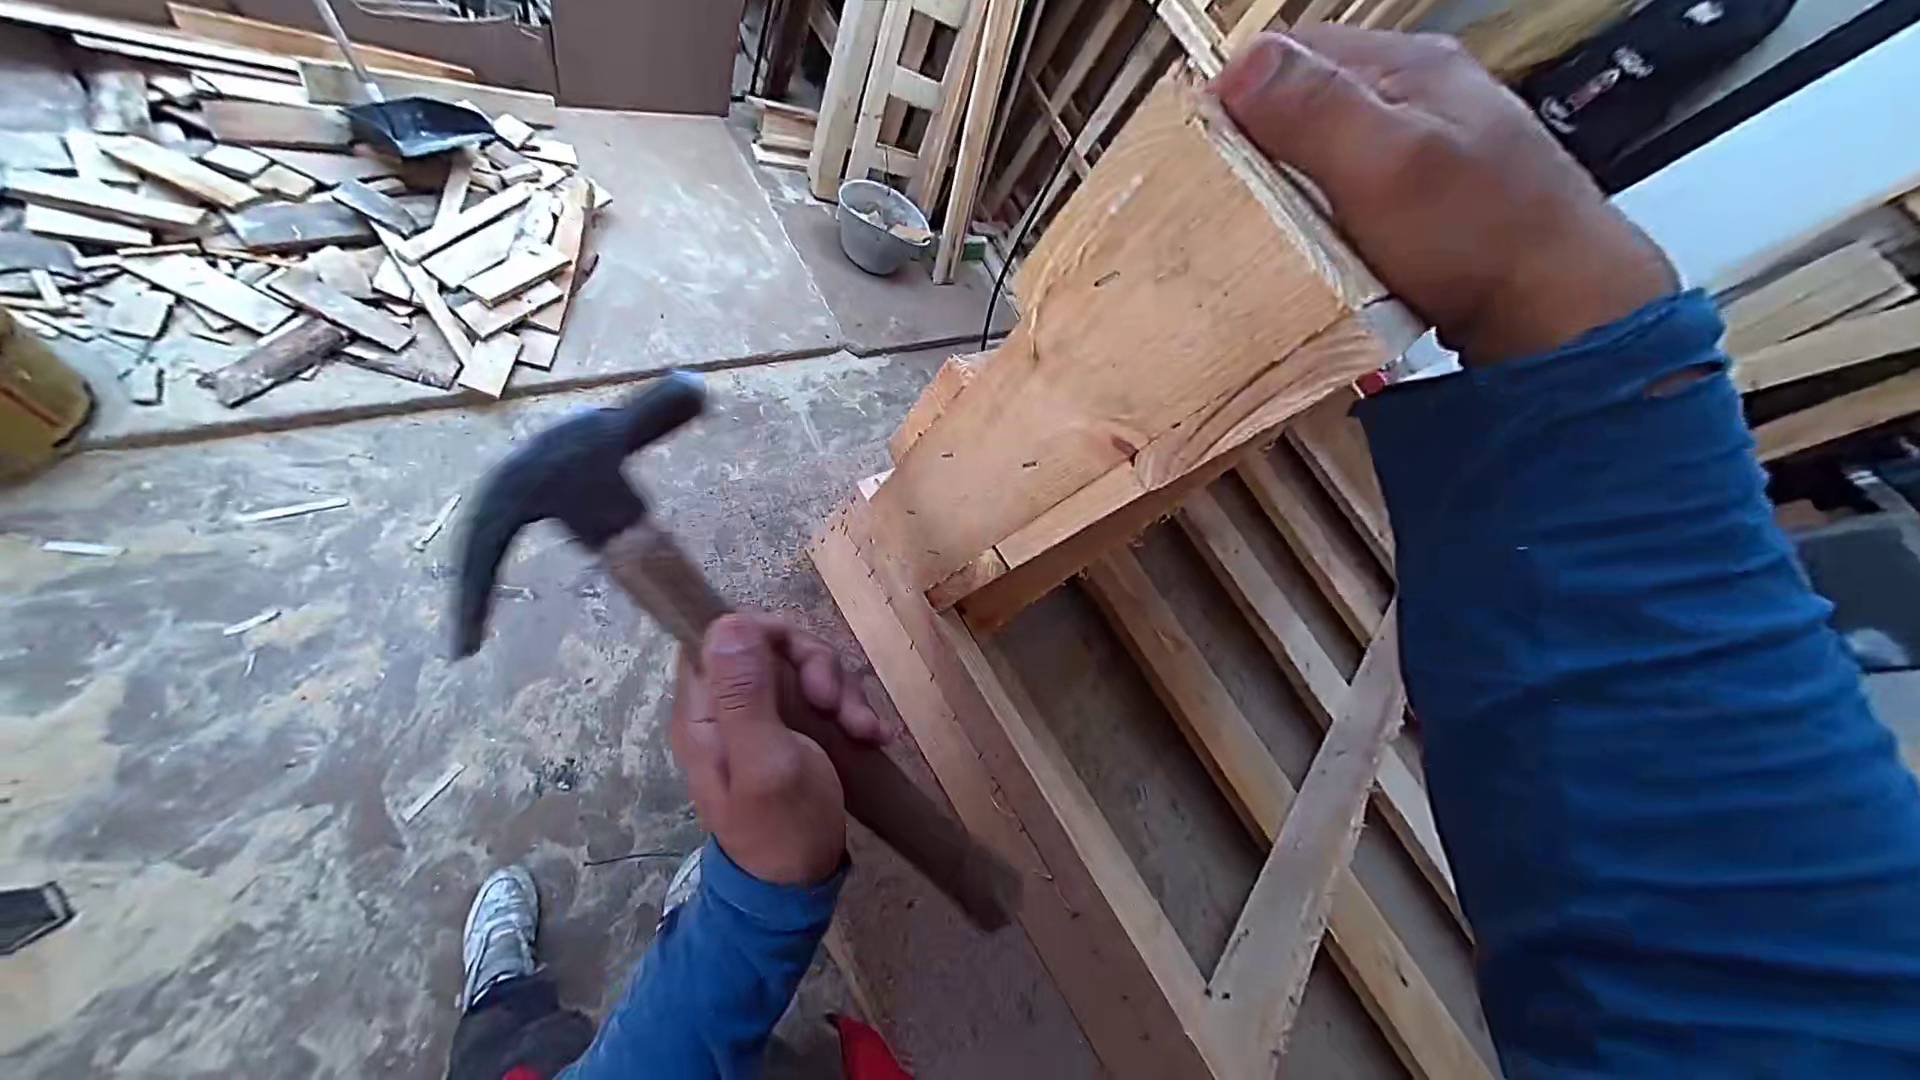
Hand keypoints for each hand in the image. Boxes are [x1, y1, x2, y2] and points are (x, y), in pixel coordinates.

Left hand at [669, 612, 888, 885]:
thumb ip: (745, 694)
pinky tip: (872, 735)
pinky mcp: (796, 726)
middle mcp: (731, 704)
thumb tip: (728, 622)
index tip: (802, 660)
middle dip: (817, 666)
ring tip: (863, 730)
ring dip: (842, 691)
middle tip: (837, 705)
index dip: (765, 633)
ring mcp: (765, 714)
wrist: (802, 882)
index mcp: (707, 710)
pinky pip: (826, 692)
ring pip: (806, 666)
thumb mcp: (766, 760)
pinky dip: (852, 707)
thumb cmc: (780, 827)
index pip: (721, 636)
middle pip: (773, 645)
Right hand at [1211, 27, 1676, 364]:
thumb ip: (1318, 111)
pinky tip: (1293, 234)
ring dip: (1273, 177)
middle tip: (1214, 195)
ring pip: (1312, 144)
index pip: (1291, 52)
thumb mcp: (1387, 164)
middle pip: (1299, 99)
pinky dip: (1301, 204)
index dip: (1234, 93)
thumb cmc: (1471, 233)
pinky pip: (1332, 183)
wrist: (1544, 302)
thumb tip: (1241, 65)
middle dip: (1250, 140)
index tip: (1197, 152)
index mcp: (1401, 68)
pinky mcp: (1405, 193)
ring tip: (1246, 219)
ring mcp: (1408, 144)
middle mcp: (1404, 95)